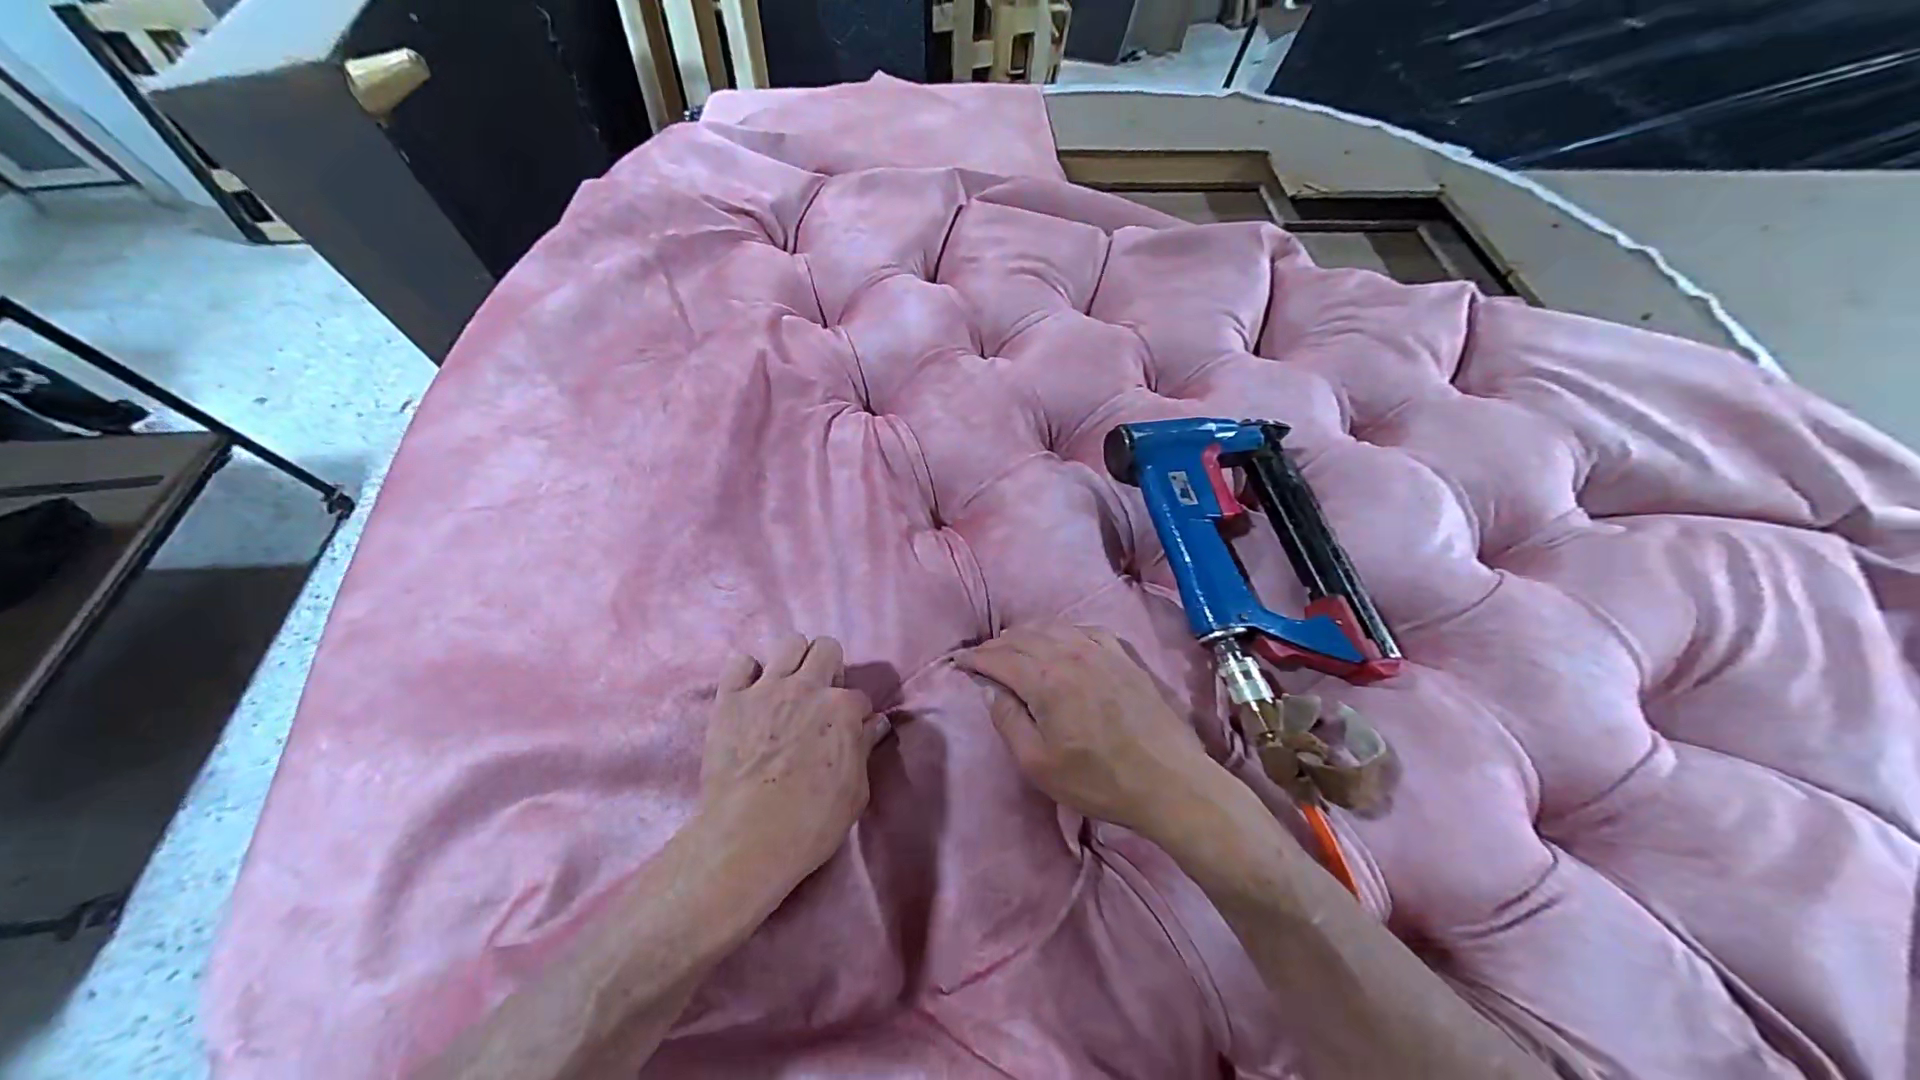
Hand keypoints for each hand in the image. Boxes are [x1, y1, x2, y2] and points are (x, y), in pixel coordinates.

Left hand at [698, 634, 885, 882]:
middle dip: (829, 669)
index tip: (848, 732)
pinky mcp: (729, 699)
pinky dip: (747, 673)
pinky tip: (751, 694)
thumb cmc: (811, 823)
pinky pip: (739, 663)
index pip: (859, 697)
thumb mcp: (856, 791)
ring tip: (788, 688)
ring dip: (794, 661)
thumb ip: (865, 749)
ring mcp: (766, 689)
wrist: (748, 839)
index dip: (855, 716)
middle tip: (821, 698)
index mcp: (843, 709)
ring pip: (789, 642)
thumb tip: (876, 724)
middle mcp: (807, 688)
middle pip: (827, 649)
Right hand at [955, 624, 1221, 837]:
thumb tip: (988, 688)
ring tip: (1013, 644)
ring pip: (1053, 626)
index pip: (999, 657)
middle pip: (1022, 636)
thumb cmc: (1097, 780)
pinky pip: (1084, 629)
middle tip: (982, 656)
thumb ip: (1007, 719)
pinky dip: (1062, 630)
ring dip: (1026, 632)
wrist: (1168, 781)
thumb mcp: (1038, 763)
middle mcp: (1070, 653)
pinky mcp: (1124, 656)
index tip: (960, 661)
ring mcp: (1101, 650)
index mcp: (1045, 679)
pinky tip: (1060, 640)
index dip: (975, 658)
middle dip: (996, 644)